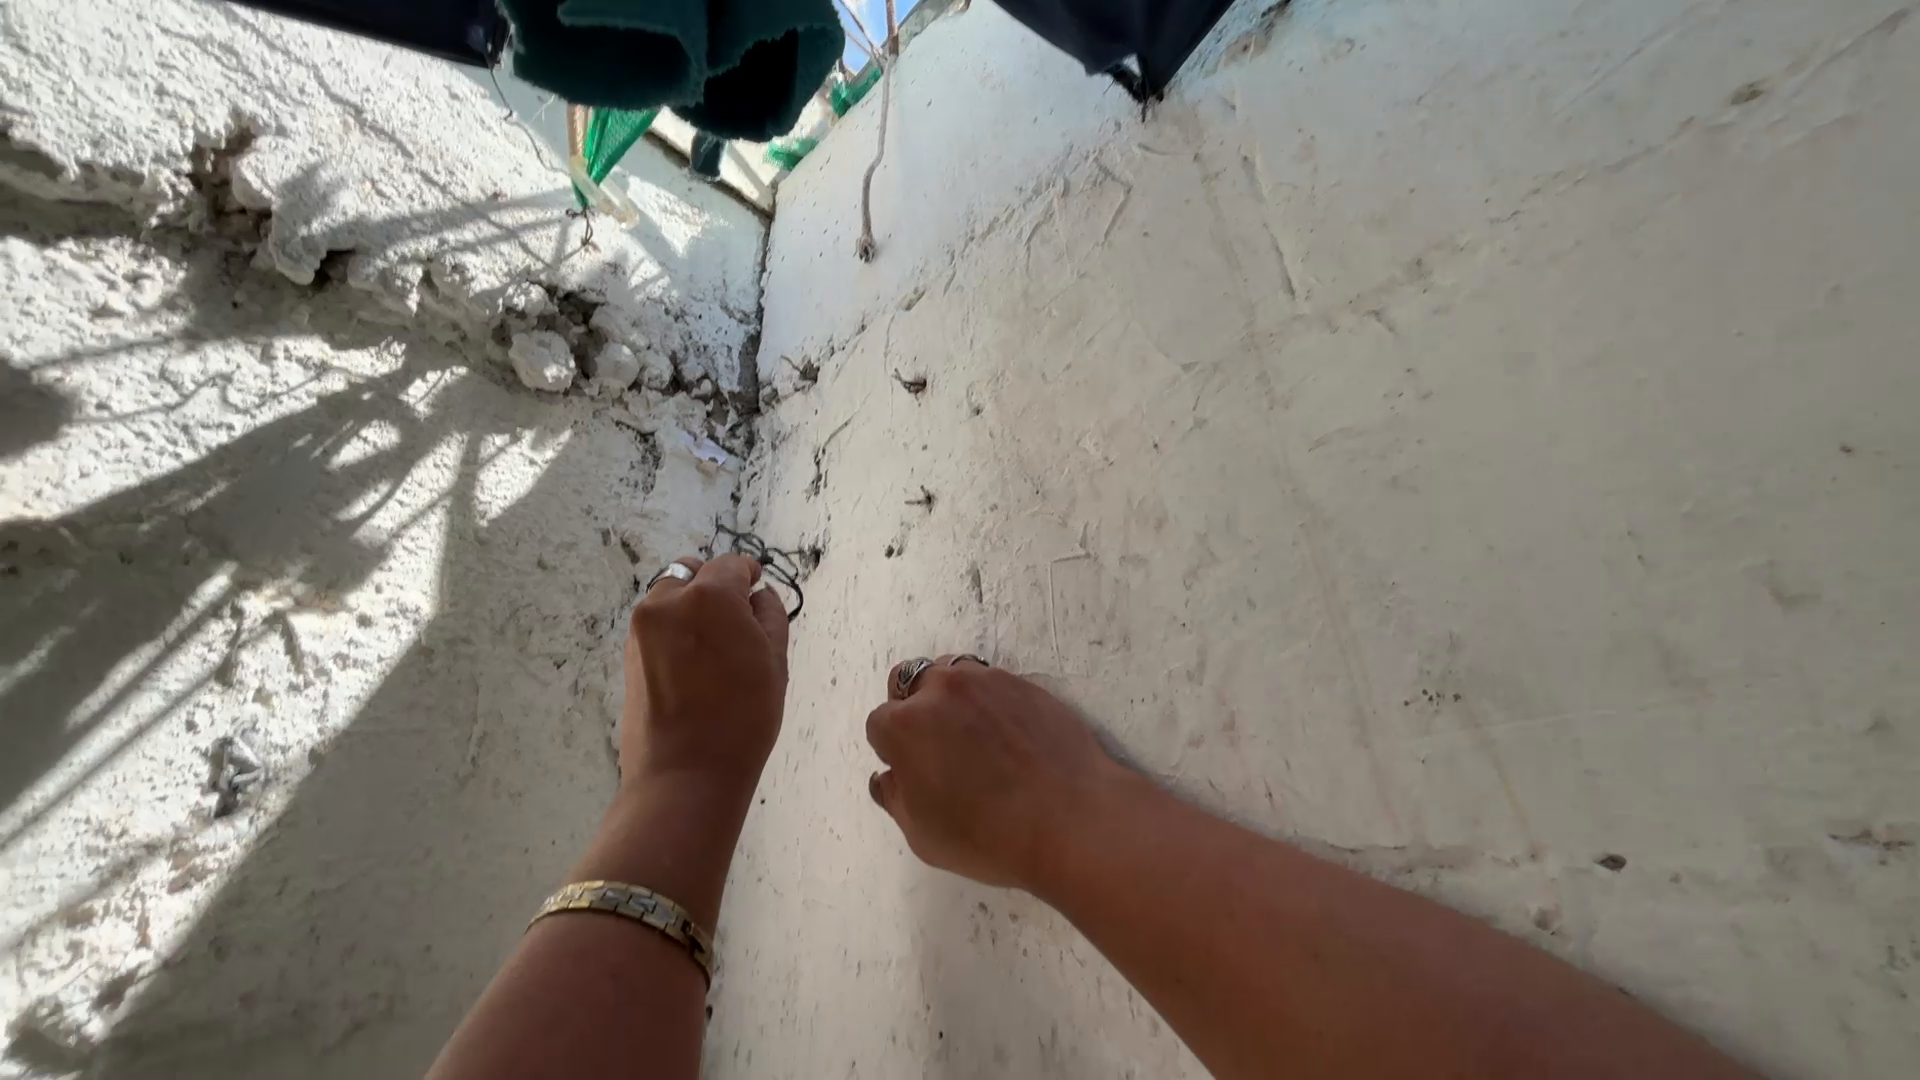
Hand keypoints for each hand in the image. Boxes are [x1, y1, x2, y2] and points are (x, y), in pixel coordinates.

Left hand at [623, 555, 789, 793]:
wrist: (686, 773)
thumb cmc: (743, 717)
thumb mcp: (775, 662)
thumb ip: (770, 616)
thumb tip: (758, 596)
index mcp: (709, 597)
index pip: (732, 564)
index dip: (749, 575)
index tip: (758, 594)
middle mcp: (668, 601)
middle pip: (695, 573)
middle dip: (716, 587)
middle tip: (737, 624)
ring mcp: (641, 627)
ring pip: (670, 595)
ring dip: (692, 606)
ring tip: (712, 648)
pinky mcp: (628, 653)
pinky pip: (656, 623)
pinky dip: (675, 629)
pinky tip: (693, 665)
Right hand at [864, 657, 1124, 890]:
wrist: (1072, 817)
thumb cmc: (988, 836)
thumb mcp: (923, 835)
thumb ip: (896, 798)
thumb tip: (890, 776)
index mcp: (906, 725)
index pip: (879, 724)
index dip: (891, 751)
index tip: (913, 772)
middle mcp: (941, 690)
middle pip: (908, 681)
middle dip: (912, 707)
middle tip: (936, 746)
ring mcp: (986, 680)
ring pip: (951, 672)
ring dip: (950, 697)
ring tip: (973, 734)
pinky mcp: (1023, 682)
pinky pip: (992, 682)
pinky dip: (989, 701)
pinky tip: (1008, 734)